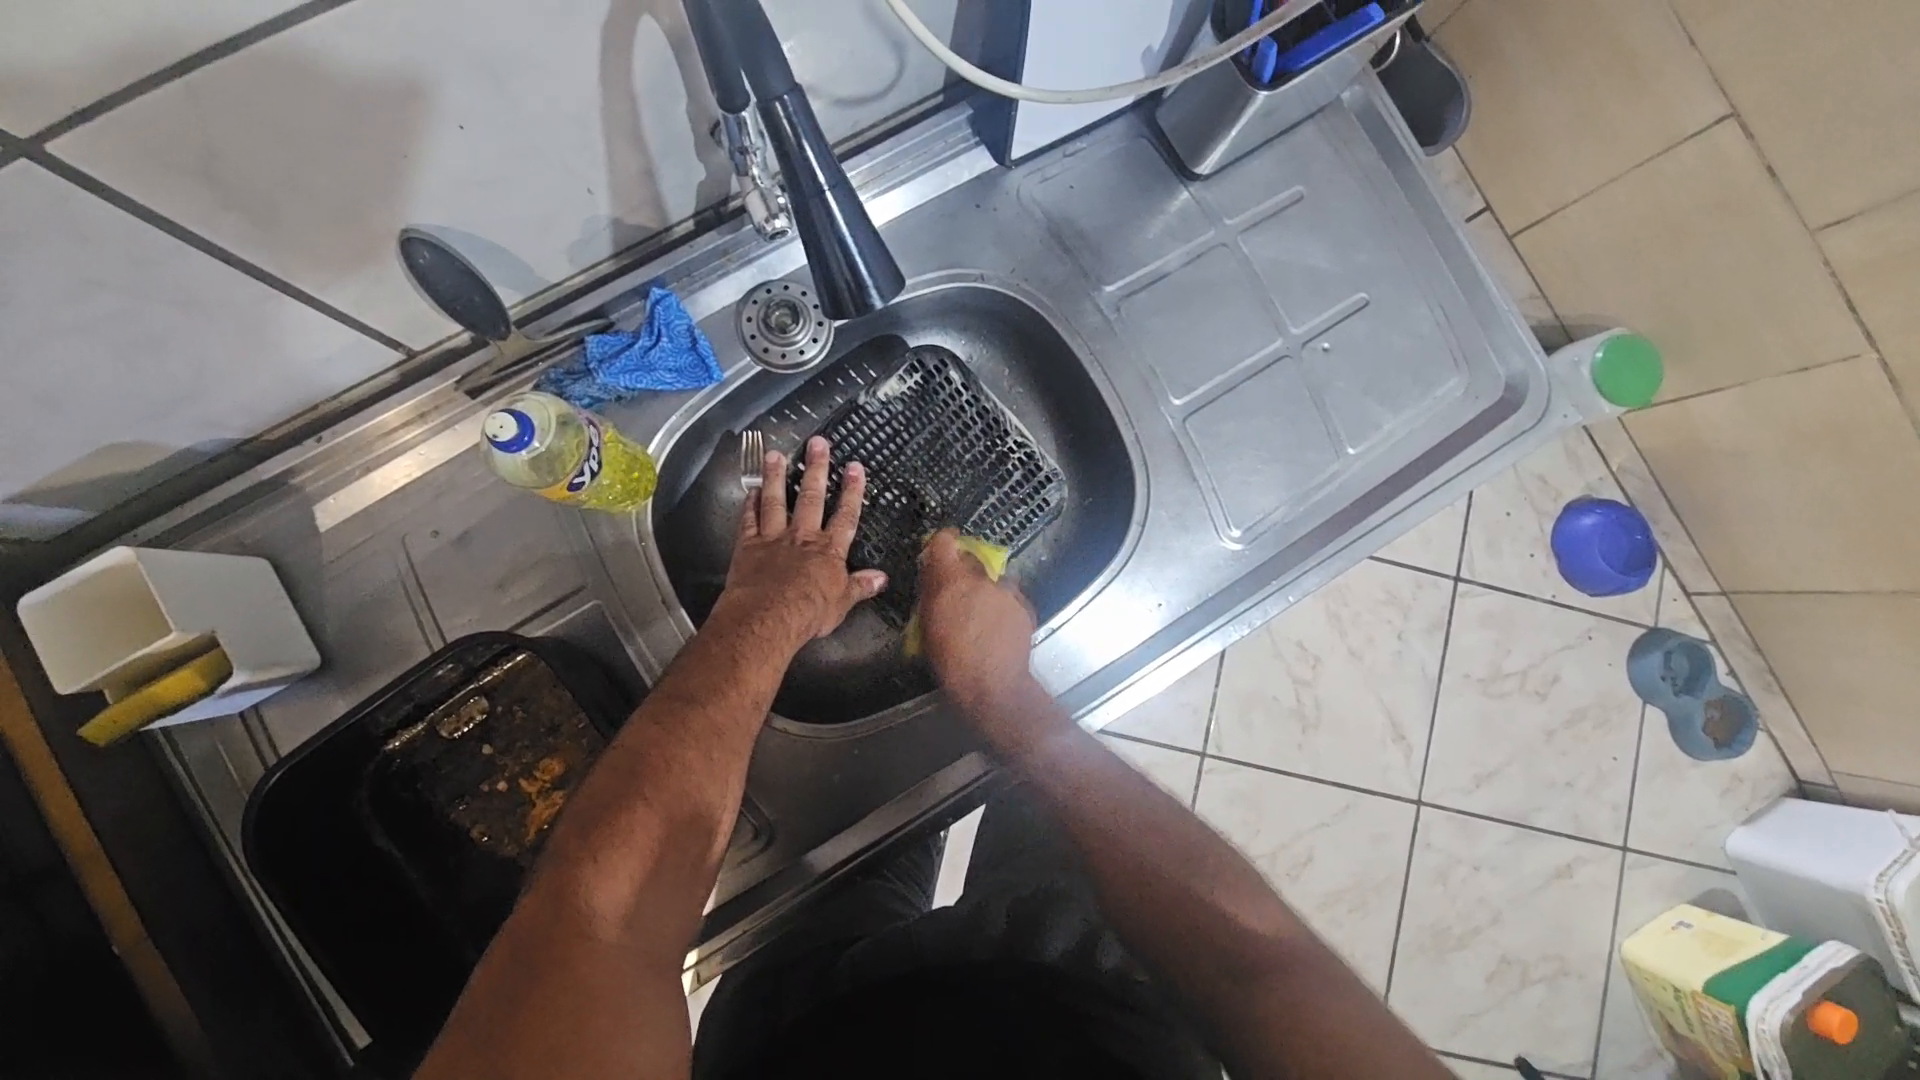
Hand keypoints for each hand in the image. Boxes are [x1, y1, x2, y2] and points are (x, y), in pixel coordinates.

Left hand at [715, 436, 886, 648]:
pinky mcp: (748, 546)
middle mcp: (802, 537)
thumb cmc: (809, 612)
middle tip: (817, 443)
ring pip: (776, 501)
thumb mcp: (842, 602)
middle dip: (816, 469)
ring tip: (775, 455)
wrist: (768, 616)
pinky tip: (750, 490)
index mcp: (829, 550)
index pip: (846, 516)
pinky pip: (749, 520)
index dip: (852, 491)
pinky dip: (749, 505)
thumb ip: (860, 586)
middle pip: (811, 497)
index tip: (854, 467)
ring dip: (775, 477)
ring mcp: (774, 539)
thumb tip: (882, 578)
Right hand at [916, 529, 1042, 721]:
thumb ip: (930, 595)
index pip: (944, 541)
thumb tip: (932, 577)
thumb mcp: (927, 627)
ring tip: (983, 615)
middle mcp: (980, 578)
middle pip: (972, 559)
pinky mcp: (1025, 605)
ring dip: (987, 590)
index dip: (943, 541)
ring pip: (994, 580)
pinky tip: (999, 628)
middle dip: (965, 572)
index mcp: (950, 580)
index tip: (943, 546)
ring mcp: (1006, 591)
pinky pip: (1011, 597)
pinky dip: (1003, 607)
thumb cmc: (950, 661)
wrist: (992, 686)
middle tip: (959, 593)